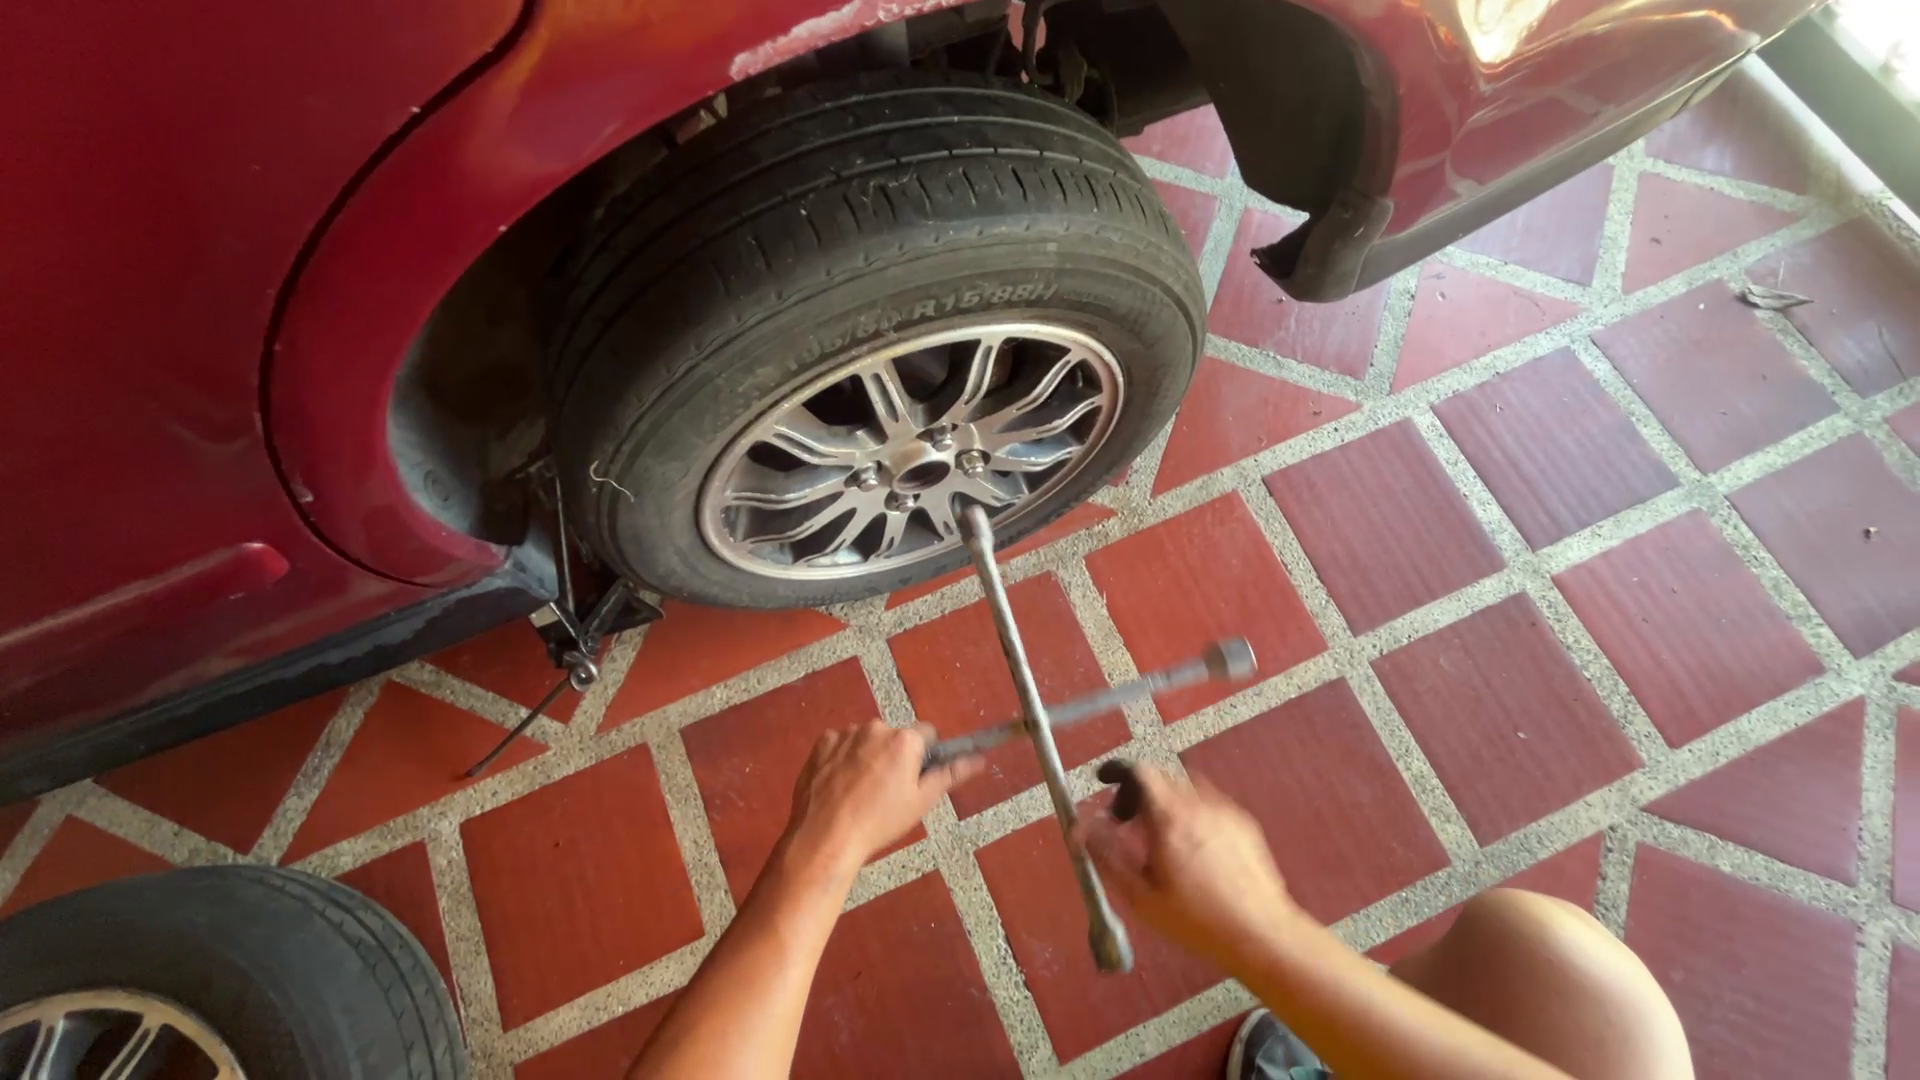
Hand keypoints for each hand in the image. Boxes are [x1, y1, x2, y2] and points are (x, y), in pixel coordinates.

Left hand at [782, 721, 981, 874]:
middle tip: (886, 790)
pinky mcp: (821, 743)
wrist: (824, 837)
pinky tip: (838, 785)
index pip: (927, 734)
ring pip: (866, 740)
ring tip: (859, 791)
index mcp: (904, 740)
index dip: (924, 755)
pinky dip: (841, 758)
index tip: (915, 777)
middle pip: (895, 736)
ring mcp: (845, 733)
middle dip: (894, 755)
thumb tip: (980, 759)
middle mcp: (876, 727)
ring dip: (868, 756)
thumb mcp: (920, 802)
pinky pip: (839, 744)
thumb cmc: (879, 822)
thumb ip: (950, 775)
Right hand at [1078, 765, 1300, 969]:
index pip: (1140, 770)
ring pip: (1186, 787)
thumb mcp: (1141, 896)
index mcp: (1170, 817)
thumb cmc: (1197, 921)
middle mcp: (1198, 804)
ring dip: (1166, 802)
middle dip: (1138, 793)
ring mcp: (1225, 811)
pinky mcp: (1245, 824)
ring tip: (1161, 838)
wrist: (1263, 935)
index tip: (1104, 785)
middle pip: (1161, 776)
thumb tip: (1078, 828)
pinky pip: (1210, 804)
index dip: (1118, 773)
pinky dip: (1193, 813)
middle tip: (1128, 823)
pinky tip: (1194, 851)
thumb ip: (1107, 856)